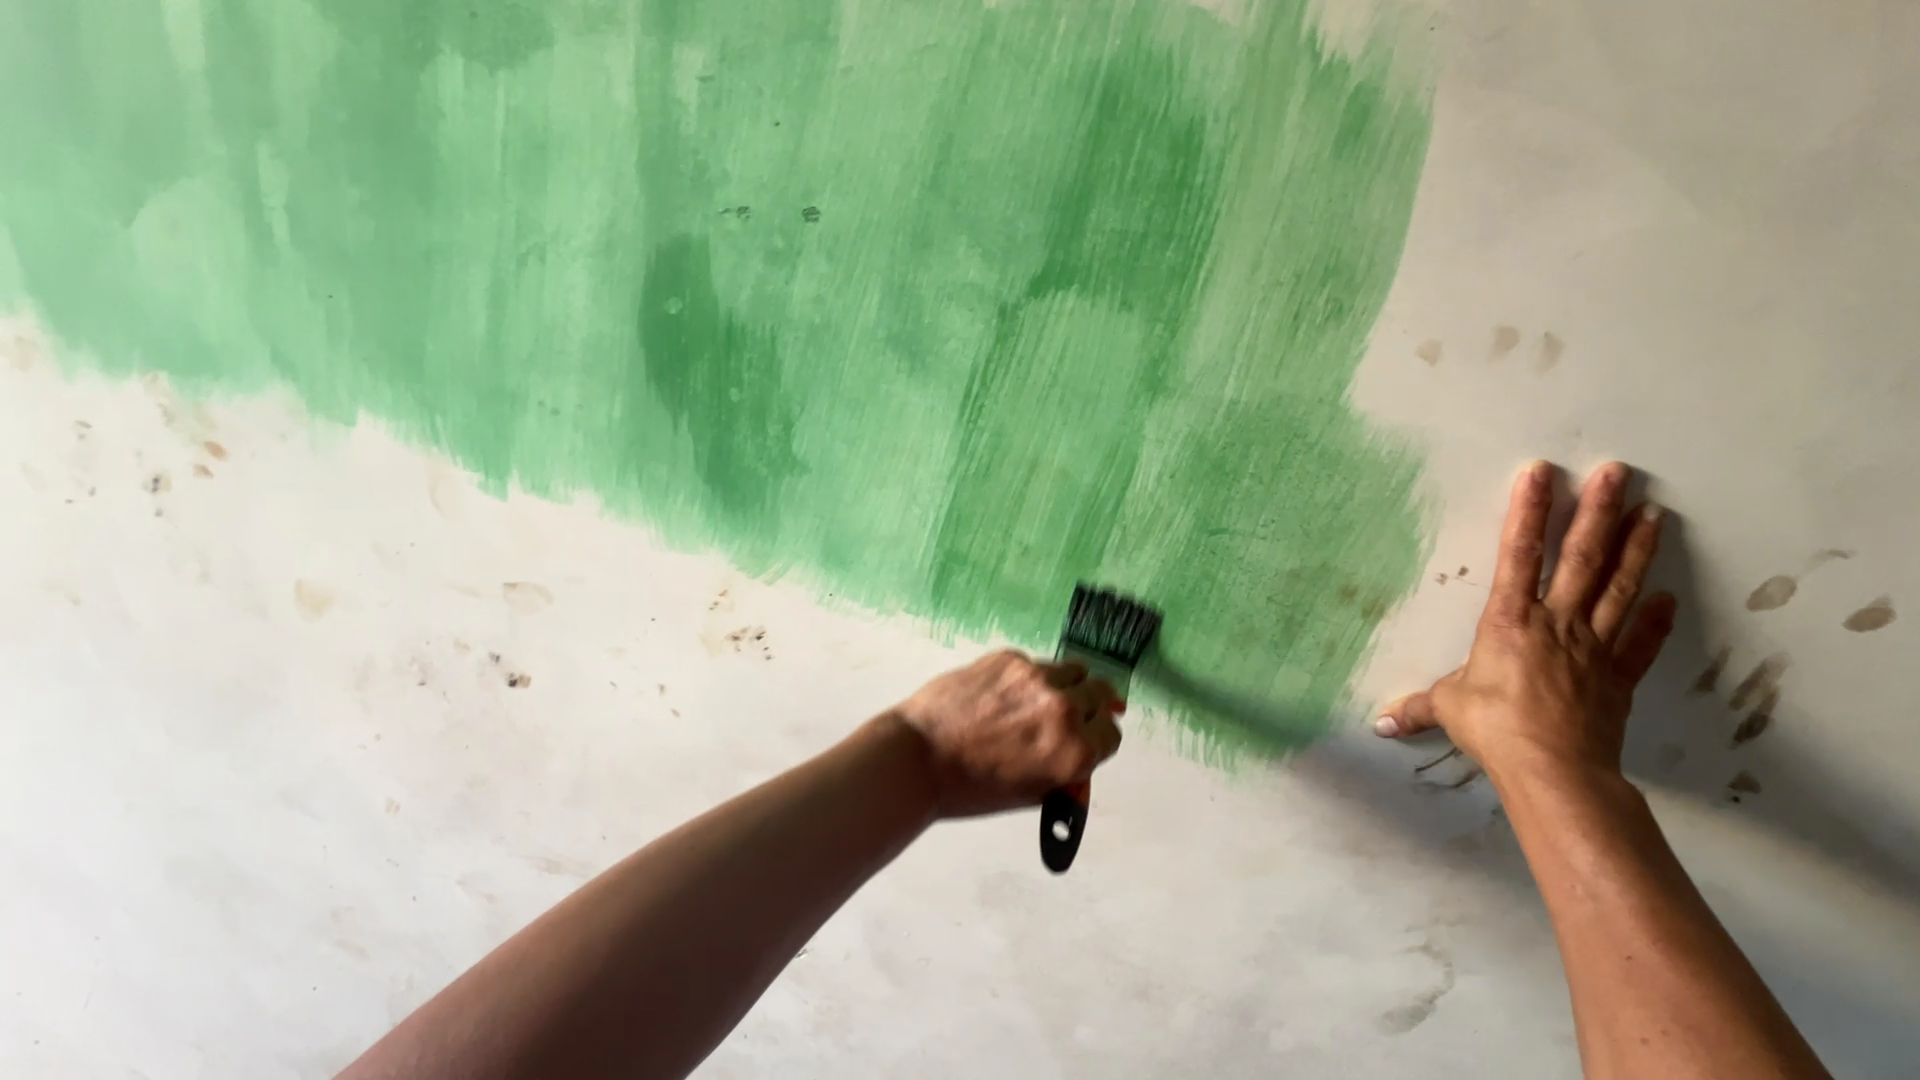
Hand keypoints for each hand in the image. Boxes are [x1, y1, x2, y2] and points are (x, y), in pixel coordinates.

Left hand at [891, 650, 1123, 818]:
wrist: (917, 757)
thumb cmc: (970, 788)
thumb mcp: (1030, 795)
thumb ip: (1064, 775)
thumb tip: (1079, 764)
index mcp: (1075, 751)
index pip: (1111, 734)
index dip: (1099, 739)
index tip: (1089, 739)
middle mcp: (1064, 709)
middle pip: (1101, 693)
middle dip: (1091, 707)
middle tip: (1072, 716)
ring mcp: (1036, 678)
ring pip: (1074, 671)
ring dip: (1068, 685)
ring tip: (1044, 699)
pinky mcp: (1009, 659)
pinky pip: (1036, 664)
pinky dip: (1031, 678)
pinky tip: (1007, 694)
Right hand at [1375, 461, 1676, 781]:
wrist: (1553, 769)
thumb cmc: (1494, 727)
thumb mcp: (1447, 708)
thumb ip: (1417, 708)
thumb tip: (1381, 724)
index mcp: (1509, 622)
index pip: (1518, 556)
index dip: (1527, 513)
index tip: (1539, 475)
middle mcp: (1555, 624)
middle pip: (1580, 559)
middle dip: (1596, 512)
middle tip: (1616, 473)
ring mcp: (1593, 648)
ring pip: (1617, 588)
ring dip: (1634, 549)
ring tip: (1652, 513)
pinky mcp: (1617, 678)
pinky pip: (1639, 644)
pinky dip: (1654, 621)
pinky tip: (1667, 598)